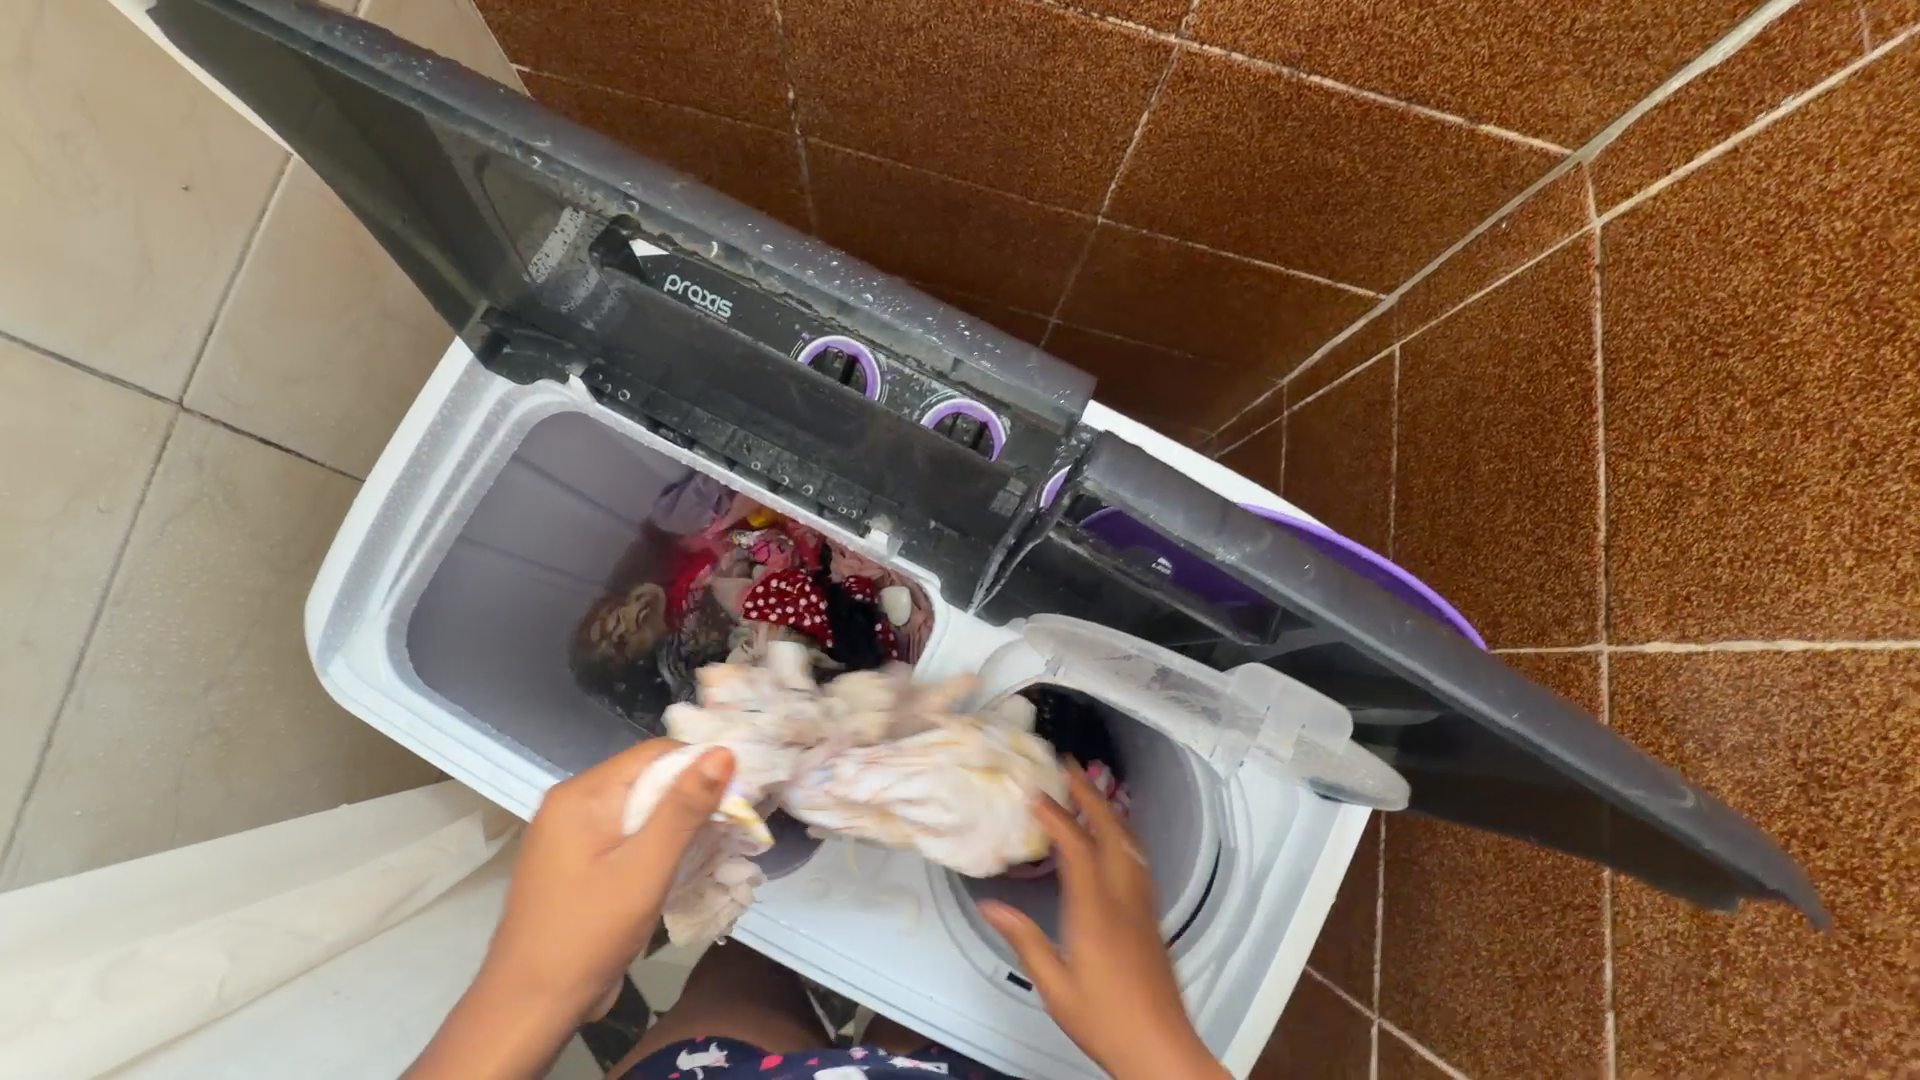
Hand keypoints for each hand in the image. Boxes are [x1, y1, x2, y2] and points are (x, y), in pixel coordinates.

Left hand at [482, 738, 733, 1024]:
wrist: (529, 1008)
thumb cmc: (589, 933)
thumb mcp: (645, 867)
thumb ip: (685, 807)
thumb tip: (724, 751)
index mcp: (581, 794)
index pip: (655, 754)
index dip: (700, 766)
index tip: (738, 791)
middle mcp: (572, 803)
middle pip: (647, 778)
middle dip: (691, 796)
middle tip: (731, 822)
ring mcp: (571, 833)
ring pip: (639, 807)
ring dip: (677, 822)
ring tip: (712, 843)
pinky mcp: (577, 860)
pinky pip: (626, 832)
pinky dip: (656, 842)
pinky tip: (679, 863)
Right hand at [979, 765, 1226, 1079]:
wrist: (1161, 1048)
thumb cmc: (1105, 1019)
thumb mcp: (1054, 985)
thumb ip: (1025, 940)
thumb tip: (991, 905)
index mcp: (1096, 912)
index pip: (1078, 849)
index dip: (1058, 815)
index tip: (1036, 793)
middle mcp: (1124, 898)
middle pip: (1112, 832)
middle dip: (1090, 794)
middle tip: (1069, 767)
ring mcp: (1142, 905)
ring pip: (1130, 843)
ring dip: (1109, 810)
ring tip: (1089, 790)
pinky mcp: (1152, 916)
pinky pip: (1138, 860)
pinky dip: (1123, 834)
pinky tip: (1115, 835)